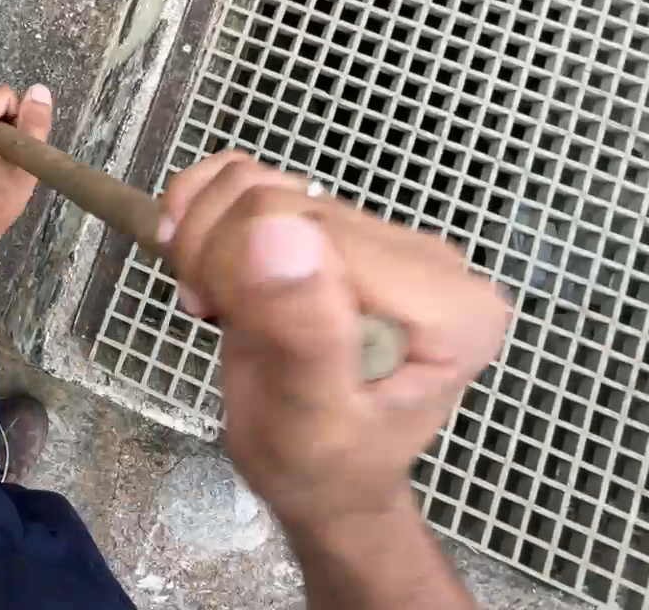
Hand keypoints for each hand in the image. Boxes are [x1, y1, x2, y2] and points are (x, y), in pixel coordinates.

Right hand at [160, 152, 506, 538]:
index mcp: (446, 305)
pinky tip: (206, 259)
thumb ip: (303, 334)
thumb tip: (278, 233)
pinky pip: (245, 174)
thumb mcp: (308, 422)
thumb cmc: (318, 465)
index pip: (303, 225)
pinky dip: (202, 208)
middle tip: (216, 312)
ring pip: (250, 181)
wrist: (319, 474)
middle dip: (216, 253)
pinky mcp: (332, 222)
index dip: (235, 263)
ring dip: (204, 236)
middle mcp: (425, 257)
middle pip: (274, 197)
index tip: (216, 317)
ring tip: (218, 299)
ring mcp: (378, 233)